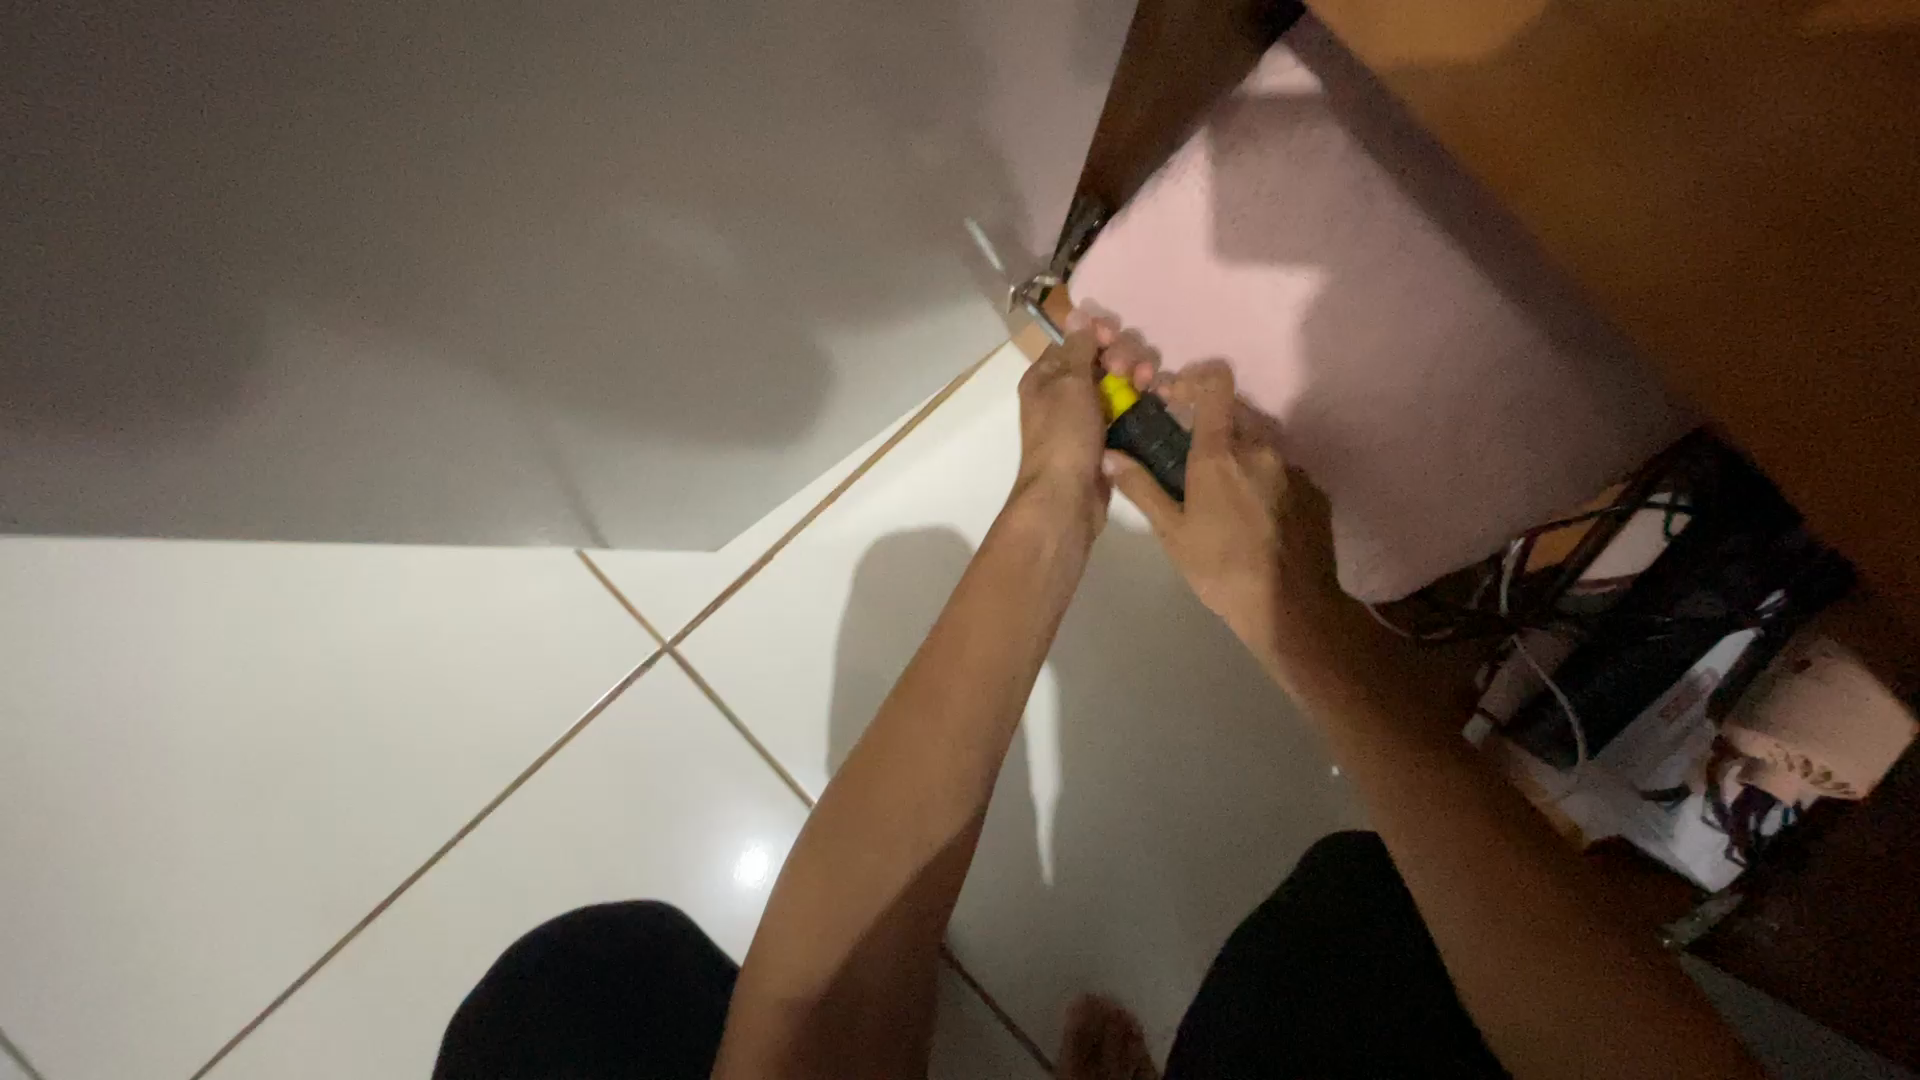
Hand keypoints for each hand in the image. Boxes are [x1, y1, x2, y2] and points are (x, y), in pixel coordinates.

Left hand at [1011, 319, 1160, 533]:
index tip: (1113, 340)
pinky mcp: (1109, 437)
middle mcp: (1065, 393)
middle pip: (1104, 357)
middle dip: (1124, 356)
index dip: (1100, 334)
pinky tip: (1160, 397)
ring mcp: (1088, 416)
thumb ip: (1077, 347)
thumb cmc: (1063, 437)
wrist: (1067, 500)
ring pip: (1122, 381)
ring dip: (1139, 375)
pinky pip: (1130, 408)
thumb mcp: (1068, 384)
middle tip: (1132, 372)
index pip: (1078, 339)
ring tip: (1150, 386)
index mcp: (1047, 376)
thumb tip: (1075, 312)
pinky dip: (1144, 400)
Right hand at [1103, 360, 1349, 675]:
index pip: (1216, 384)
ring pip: (1261, 443)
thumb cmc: (1219, 568)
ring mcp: (1293, 468)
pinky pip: (1283, 471)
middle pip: (1237, 412)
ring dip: (1238, 452)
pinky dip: (1263, 479)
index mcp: (1221, 453)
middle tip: (1189, 452)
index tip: (1174, 396)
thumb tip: (1111, 455)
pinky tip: (1253, 515)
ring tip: (1221, 490)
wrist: (1290, 606)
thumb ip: (1142, 487)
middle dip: (1211, 421)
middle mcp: (1261, 449)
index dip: (1194, 379)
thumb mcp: (1171, 532)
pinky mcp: (1315, 491)